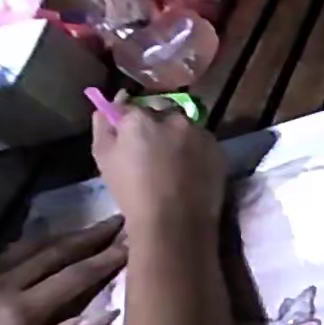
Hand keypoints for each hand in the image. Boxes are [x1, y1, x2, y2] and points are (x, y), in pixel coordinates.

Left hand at [0, 218, 126, 324]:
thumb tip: (108, 315)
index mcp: (21, 307)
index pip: (77, 275)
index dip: (109, 258)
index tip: (137, 244)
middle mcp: (4, 281)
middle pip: (58, 251)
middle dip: (94, 236)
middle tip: (123, 220)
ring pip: (36, 246)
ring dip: (72, 235)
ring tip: (98, 226)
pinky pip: (15, 252)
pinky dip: (44, 243)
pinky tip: (54, 242)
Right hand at [91, 98, 223, 240]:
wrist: (177, 218)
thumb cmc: (133, 190)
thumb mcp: (104, 156)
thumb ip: (104, 125)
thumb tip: (109, 106)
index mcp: (142, 118)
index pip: (132, 105)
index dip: (130, 118)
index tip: (129, 131)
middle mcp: (175, 119)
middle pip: (163, 112)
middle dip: (157, 122)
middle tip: (153, 146)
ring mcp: (201, 134)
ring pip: (186, 126)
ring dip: (179, 134)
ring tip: (174, 159)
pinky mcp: (219, 150)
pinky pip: (204, 142)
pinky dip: (196, 148)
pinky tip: (190, 167)